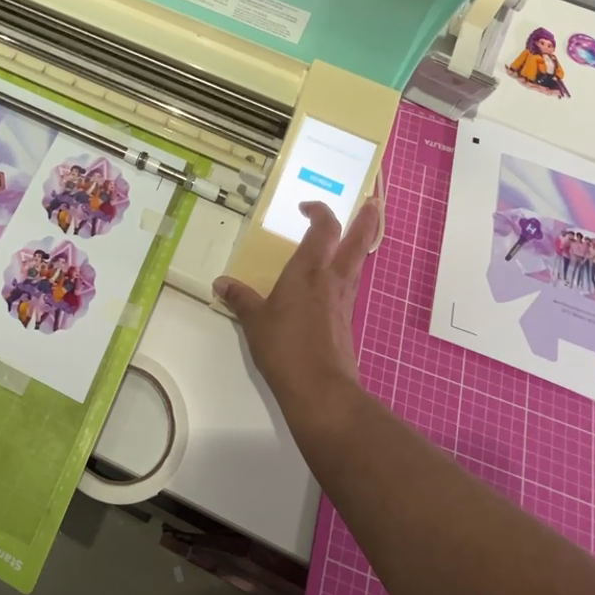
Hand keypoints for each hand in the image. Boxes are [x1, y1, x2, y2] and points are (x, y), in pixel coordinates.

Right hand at [214, 199, 380, 406]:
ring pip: (357, 264)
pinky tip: (336, 282)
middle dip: (365, 220)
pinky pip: (350, 287)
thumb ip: (240, 299)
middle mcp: (331, 280)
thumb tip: (221, 283)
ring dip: (361, 245)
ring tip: (359, 235)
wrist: (321, 391)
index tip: (307, 206)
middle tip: (372, 203)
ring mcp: (343, 302)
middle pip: (356, 242)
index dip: (319, 212)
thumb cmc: (285, 348)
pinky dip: (347, 274)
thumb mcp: (254, 322)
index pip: (322, 229)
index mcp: (308, 271)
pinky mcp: (346, 322)